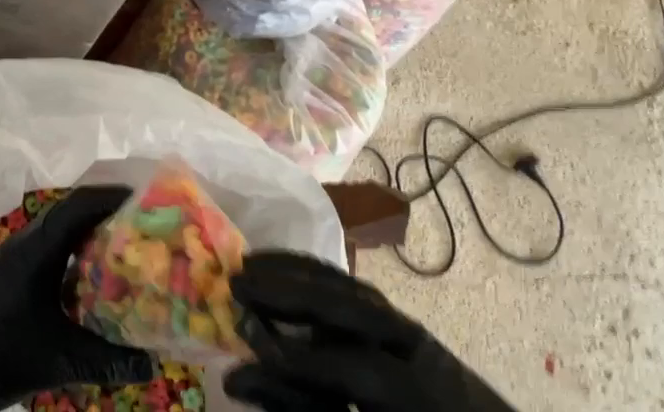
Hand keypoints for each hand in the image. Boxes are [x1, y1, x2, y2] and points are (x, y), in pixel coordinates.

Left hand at [0, 185, 157, 411]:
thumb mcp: (58, 359)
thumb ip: (107, 359)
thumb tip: (154, 362)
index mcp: (36, 248)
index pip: (78, 204)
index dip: (113, 197)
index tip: (149, 200)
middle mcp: (27, 244)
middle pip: (73, 214)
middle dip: (110, 215)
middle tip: (149, 227)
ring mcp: (18, 259)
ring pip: (62, 234)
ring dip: (94, 237)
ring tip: (133, 250)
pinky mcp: (14, 277)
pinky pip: (53, 254)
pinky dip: (79, 259)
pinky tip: (100, 283)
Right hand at [222, 251, 516, 411]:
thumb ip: (300, 410)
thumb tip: (237, 377)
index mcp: (421, 396)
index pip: (361, 369)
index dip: (303, 358)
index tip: (248, 342)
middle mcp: (426, 356)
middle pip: (361, 308)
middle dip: (296, 292)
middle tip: (237, 280)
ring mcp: (420, 338)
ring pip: (359, 291)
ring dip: (301, 275)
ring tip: (252, 265)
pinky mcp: (406, 330)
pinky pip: (360, 297)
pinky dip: (319, 283)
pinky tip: (285, 278)